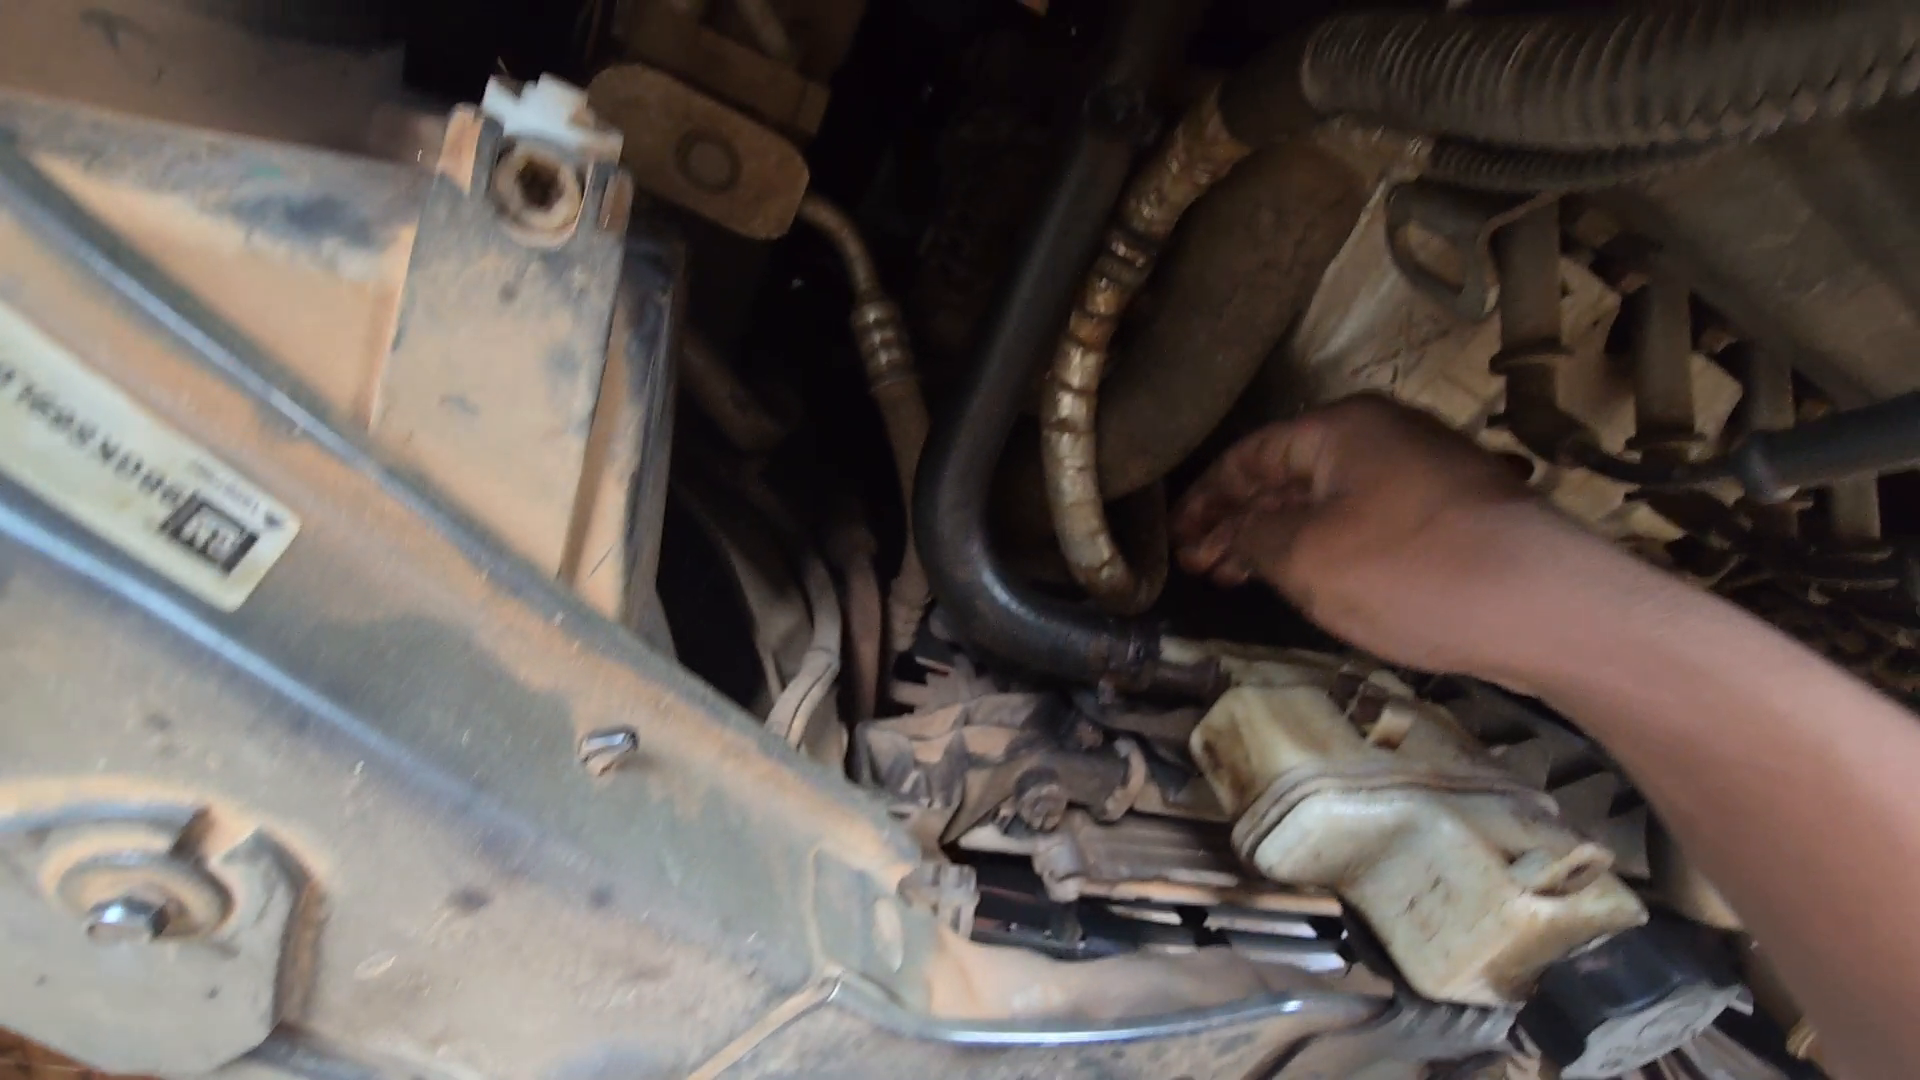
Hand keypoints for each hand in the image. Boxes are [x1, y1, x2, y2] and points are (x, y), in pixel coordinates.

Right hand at [1172, 395, 1602, 678]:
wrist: (1550, 610)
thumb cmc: (1409, 572)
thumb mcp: (1304, 557)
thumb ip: (1250, 537)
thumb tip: (1235, 532)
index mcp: (1340, 430)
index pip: (1248, 456)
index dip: (1203, 499)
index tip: (1174, 537)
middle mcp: (1379, 437)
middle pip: (1284, 476)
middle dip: (1234, 521)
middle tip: (1197, 564)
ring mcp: (1417, 474)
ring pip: (1321, 502)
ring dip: (1272, 538)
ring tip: (1233, 576)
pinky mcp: (1444, 514)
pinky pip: (1356, 521)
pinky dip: (1316, 547)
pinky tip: (1296, 575)